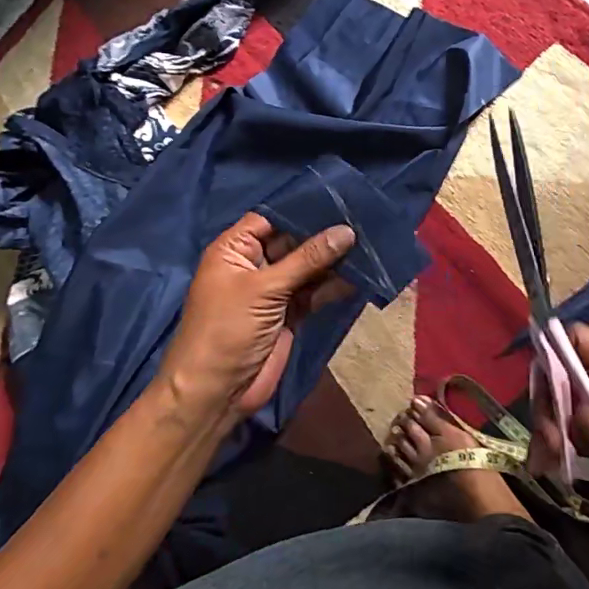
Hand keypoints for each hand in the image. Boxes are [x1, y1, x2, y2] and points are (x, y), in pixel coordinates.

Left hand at [156, 213, 356, 423]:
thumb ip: (307, 259)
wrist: (217, 390)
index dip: (301, 209)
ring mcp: (272, 291)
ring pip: (307, 268)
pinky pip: (314, 293)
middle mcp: (253, 265)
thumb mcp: (264, 289)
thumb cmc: (227, 329)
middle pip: (293, 241)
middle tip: (365, 218)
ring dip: (334, 261)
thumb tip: (346, 231)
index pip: (270, 218)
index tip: (339, 198)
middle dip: (325, 234)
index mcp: (234, 250)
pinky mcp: (288, 315)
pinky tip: (361, 275)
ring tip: (371, 243)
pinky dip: (333, 286)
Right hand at [561, 324, 588, 543]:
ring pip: (564, 403)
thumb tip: (563, 409)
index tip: (540, 392)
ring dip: (550, 429)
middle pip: (561, 374)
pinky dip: (560, 443)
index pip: (576, 340)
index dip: (550, 353)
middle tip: (545, 447)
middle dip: (547, 406)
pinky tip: (554, 467)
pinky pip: (574, 426)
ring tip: (545, 464)